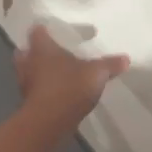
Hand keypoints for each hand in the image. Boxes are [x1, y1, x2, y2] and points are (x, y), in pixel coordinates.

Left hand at [14, 25, 128, 123]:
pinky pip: (32, 89)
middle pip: (25, 51)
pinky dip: (40, 89)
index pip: (37, 31)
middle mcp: (28, 61)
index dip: (43, 30)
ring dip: (36, 71)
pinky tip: (54, 93)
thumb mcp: (97, 73)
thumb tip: (126, 58)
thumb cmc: (70, 87)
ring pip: (26, 71)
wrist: (49, 121)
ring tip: (52, 73)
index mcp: (42, 48)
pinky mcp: (27, 102)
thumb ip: (109, 64)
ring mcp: (25, 83)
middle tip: (49, 52)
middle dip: (35, 51)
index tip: (50, 30)